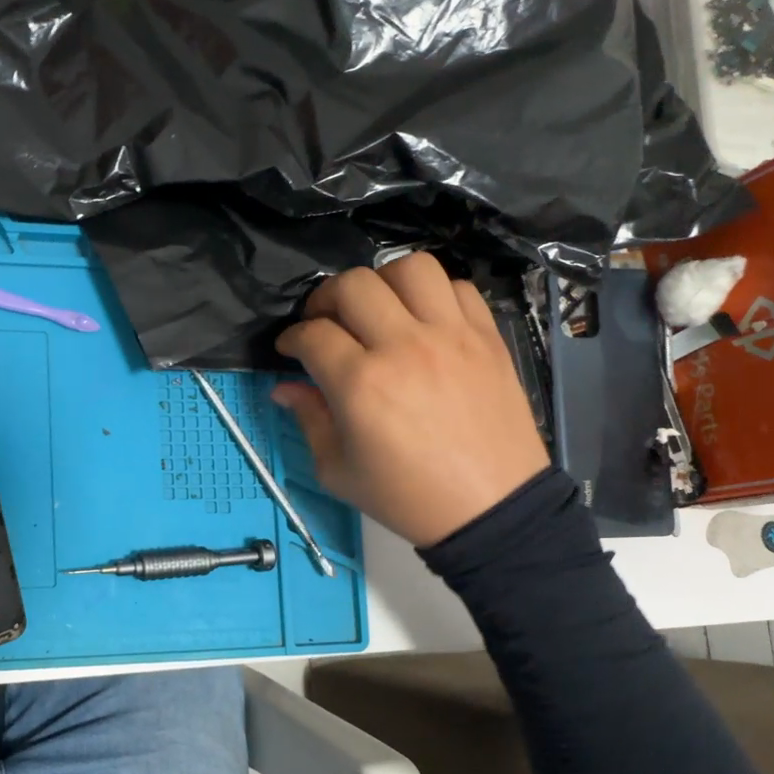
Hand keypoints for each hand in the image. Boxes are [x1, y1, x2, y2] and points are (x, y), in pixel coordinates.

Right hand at [272, 253, 550, 547]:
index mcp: (360, 384)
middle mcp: (403, 346)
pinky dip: (431, 294)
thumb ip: (309, 419)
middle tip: (324, 322)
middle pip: (354, 285)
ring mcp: (450, 335)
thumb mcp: (337, 470)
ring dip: (382, 282)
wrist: (488, 506)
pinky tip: (421, 320)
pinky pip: (456, 286)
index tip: (289, 350)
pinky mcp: (486, 336)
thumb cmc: (404, 495)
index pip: (312, 334)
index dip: (291, 338)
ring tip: (376, 309)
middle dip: (325, 298)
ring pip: (409, 267)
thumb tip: (285, 389)